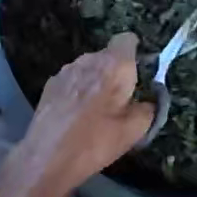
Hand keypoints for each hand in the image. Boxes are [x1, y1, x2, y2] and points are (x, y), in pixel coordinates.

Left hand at [11, 34, 154, 196]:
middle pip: (108, 56)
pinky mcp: (50, 83)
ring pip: (89, 68)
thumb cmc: (95, 142)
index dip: (135, 52)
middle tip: (120, 102)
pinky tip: (75, 114)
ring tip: (96, 112)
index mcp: (113, 65)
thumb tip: (148, 101)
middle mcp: (88, 59)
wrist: (47, 156)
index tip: (138, 74)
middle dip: (116, 72)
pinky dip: (78, 90)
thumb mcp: (134, 131)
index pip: (127, 39)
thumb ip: (148, 109)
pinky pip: (73, 79)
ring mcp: (65, 70)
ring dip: (96, 82)